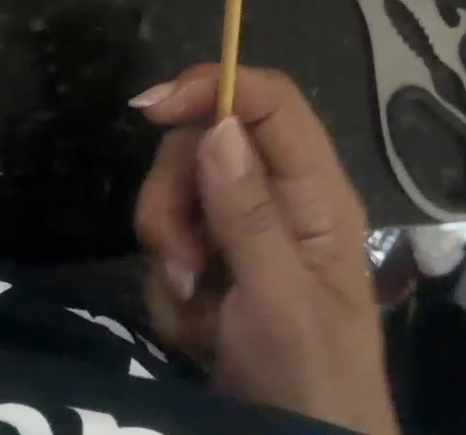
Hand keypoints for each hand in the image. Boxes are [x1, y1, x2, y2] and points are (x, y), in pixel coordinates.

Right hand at [132, 64, 396, 434]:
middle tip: (180, 258)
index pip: (267, 101)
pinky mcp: (211, 257)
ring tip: (192, 305)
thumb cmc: (311, 380)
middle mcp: (276, 197)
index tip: (151, 108)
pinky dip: (166, 281)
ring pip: (173, 190)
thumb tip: (220, 125)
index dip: (211, 86)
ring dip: (167, 247)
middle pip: (202, 143)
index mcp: (314, 194)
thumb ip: (247, 212)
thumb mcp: (279, 300)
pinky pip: (164, 238)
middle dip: (173, 196)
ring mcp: (239, 227)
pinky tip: (194, 326)